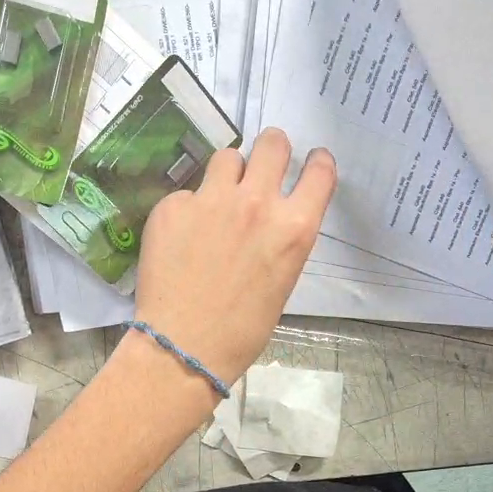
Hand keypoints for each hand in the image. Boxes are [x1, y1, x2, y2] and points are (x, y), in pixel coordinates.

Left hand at [129, 128, 337, 384]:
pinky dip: (187, 211)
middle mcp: (257, 203)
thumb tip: (269, 225)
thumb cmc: (241, 333)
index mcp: (293, 229)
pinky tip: (181, 242)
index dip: (315, 163)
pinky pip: (186, 194)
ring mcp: (212, 200)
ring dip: (228, 175)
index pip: (319, 172)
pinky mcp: (173, 206)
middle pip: (272, 143)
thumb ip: (280, 243)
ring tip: (217, 205)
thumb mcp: (280, 285)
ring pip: (227, 157)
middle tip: (260, 172)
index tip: (309, 163)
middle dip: (271, 152)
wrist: (185, 348)